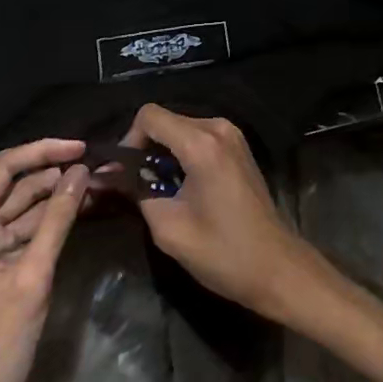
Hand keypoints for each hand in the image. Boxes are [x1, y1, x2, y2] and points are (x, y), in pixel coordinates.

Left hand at [0, 139, 89, 381]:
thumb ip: (56, 220)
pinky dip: (54, 219)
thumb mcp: (31, 277)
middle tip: (98, 167)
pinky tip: (82, 206)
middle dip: (56, 174)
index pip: (2, 170)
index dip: (43, 152)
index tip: (81, 148)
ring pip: (25, 207)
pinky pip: (28, 230)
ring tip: (97, 182)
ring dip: (59, 195)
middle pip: (15, 186)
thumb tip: (81, 170)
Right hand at [122, 104, 317, 321]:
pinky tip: (180, 187)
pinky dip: (182, 154)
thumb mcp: (168, 227)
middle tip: (133, 186)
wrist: (275, 265)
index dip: (129, 140)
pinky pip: (199, 137)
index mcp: (202, 143)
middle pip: (166, 120)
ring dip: (163, 153)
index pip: (150, 116)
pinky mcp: (238, 146)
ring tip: (156, 190)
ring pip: (181, 128)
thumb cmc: (221, 252)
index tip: (124, 174)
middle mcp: (218, 128)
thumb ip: (137, 192)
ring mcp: (232, 134)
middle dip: (144, 148)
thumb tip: (108, 175)